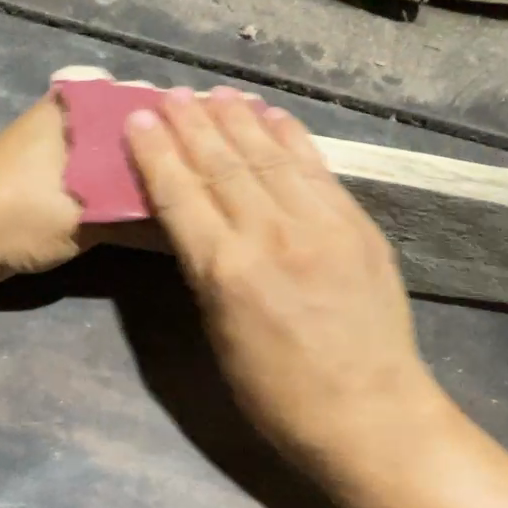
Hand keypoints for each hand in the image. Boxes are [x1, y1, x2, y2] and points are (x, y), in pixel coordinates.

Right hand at [124, 87, 451, 476]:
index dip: (156, 154)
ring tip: (214, 94)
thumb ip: (206, 276)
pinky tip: (272, 116)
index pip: (181, 195)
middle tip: (170, 96)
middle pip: (223, 165)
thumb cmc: (279, 398)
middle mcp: (270, 234)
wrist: (369, 413)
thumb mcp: (221, 341)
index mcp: (225, 272)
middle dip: (192, 125)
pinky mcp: (358, 225)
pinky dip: (291, 137)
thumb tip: (197, 230)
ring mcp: (321, 224)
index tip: (138, 120)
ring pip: (269, 156)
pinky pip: (317, 168)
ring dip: (238, 120)